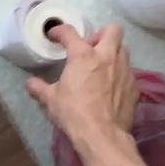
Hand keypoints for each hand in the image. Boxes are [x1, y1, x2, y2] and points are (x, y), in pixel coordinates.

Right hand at [27, 25, 136, 144]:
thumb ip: (40, 88)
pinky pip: (129, 73)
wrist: (102, 135)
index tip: (55, 35)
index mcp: (83, 56)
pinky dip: (120, 75)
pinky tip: (112, 88)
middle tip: (90, 49)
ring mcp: (124, 70)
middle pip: (112, 30)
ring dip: (113, 53)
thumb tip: (30, 84)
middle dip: (101, 35)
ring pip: (123, 50)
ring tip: (102, 67)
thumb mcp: (51, 100)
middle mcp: (107, 57)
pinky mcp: (134, 86)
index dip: (60, 31)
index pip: (70, 33)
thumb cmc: (73, 113)